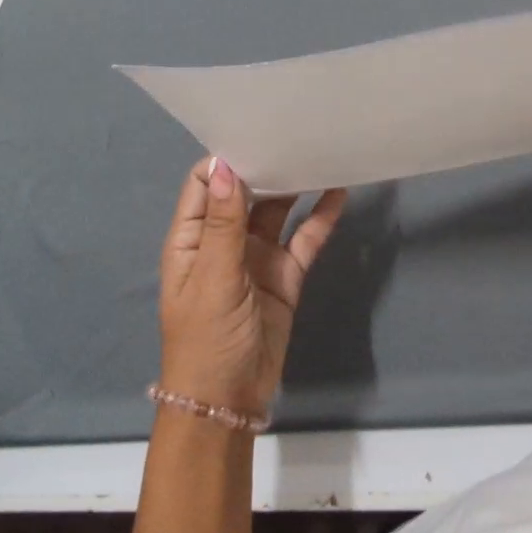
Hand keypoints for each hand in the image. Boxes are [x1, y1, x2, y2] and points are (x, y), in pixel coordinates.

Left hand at [158, 157, 346, 414]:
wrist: (228, 400)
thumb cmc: (206, 337)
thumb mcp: (212, 278)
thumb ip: (223, 224)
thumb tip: (226, 165)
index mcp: (192, 239)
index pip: (205, 185)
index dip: (227, 159)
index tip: (256, 132)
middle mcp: (223, 241)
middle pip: (245, 193)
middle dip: (266, 165)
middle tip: (297, 133)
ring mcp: (257, 258)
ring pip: (277, 212)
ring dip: (295, 187)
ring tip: (320, 153)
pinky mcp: (285, 276)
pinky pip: (304, 240)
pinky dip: (320, 218)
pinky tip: (339, 192)